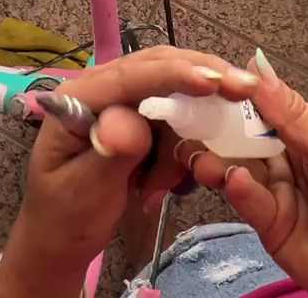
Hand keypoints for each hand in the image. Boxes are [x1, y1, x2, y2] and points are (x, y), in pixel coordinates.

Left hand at [0, 47, 260, 297]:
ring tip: (160, 188)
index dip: (175, 74)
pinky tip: (162, 185)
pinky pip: (176, 121)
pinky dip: (181, 150)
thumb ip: (109, 152)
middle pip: (162, 67)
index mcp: (82, 94)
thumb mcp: (83, 191)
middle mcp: (106, 86)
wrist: (61, 240)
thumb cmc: (65, 217)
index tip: (214, 80)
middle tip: (247, 88)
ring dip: (182, 140)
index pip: (133, 74)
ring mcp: (125, 99)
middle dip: (204, 77)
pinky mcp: (141, 116)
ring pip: (176, 97)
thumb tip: (131, 119)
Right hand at [186, 51, 307, 297]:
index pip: (262, 107)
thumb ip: (294, 115)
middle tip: (184, 119)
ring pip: (238, 170)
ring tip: (198, 156)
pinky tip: (235, 182)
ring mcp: (278, 196)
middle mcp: (287, 161)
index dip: (234, 95)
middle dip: (214, 129)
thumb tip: (258, 67)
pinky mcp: (272, 230)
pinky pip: (249, 204)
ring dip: (217, 161)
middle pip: (242, 139)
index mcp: (305, 134)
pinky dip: (238, 191)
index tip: (204, 81)